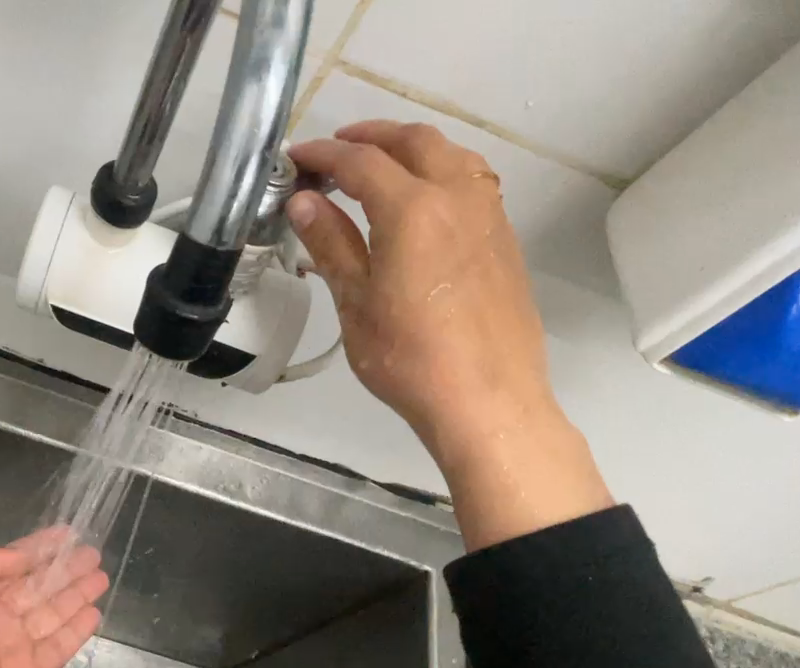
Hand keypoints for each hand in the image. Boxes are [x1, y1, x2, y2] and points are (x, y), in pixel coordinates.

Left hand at [0, 526, 107, 667]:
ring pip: (51, 616)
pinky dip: (76, 631)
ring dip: (76, 596)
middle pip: (36, 590)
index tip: (69, 534)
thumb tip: (23, 558)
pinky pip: (57, 649)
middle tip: (93, 554)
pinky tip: (95, 613)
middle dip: (64, 571)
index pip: (11, 565)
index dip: (39, 550)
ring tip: (102, 576)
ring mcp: (11, 650)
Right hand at [288, 121, 611, 549]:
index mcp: (412, 210)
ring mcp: (488, 213)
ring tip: (378, 167)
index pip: (361, 162)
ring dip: (410, 148)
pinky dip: (439, 170)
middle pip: (413, 141)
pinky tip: (421, 200)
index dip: (324, 155)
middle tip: (335, 152)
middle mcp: (456, 196)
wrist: (484, 398)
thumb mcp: (356, 303)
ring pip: (450, 154)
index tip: (296, 158)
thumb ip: (331, 245)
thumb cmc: (408, 359)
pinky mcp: (503, 236)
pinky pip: (471, 180)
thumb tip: (304, 201)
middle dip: (370, 136)